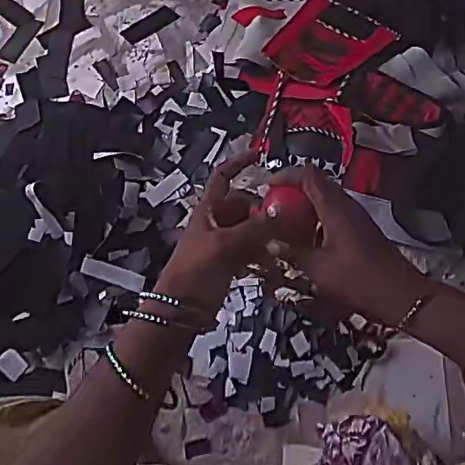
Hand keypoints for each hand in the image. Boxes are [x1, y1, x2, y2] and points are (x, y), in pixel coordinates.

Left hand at [152, 152, 282, 317]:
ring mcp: (222, 243)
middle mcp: (215, 222)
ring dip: (266, 234)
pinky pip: (250, 250)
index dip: (238, 163)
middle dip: (263, 210)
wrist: (180, 309)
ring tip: (284, 243)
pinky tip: (274, 263)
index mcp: (209, 210)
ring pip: (250, 229)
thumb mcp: (226, 245)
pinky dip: (262, 253)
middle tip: (284, 219)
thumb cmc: (195, 272)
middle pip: (244, 205)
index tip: (257, 155)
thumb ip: (255, 228)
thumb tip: (279, 214)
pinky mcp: (228, 263)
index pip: (223, 177)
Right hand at [262, 168, 432, 325]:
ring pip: (324, 200)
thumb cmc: (359, 279)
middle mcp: (346, 206)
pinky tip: (305, 239)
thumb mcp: (318, 268)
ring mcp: (355, 217)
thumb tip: (270, 243)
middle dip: (291, 191)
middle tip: (272, 205)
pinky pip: (333, 213)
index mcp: (335, 208)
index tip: (267, 186)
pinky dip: (315, 219)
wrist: (399, 295)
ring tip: (284, 222)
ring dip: (303, 206)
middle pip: (316, 185)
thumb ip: (291, 252)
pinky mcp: (359, 229)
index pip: (308, 175)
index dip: (285, 175)